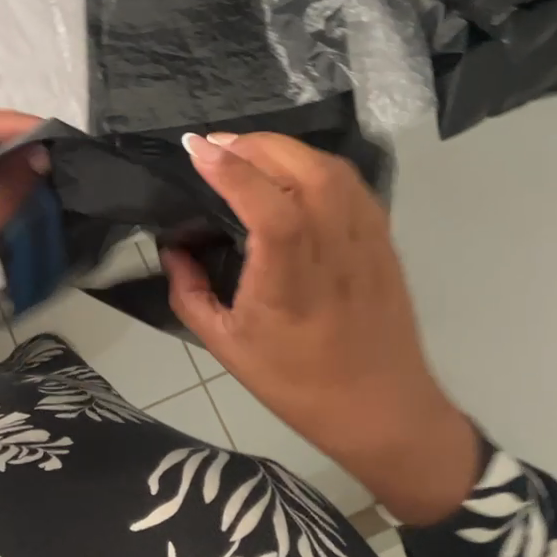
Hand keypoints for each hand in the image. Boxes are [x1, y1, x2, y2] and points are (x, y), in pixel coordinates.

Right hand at [166, 132, 478, 525]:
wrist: (384, 412)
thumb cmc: (297, 384)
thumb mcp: (226, 346)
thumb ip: (189, 293)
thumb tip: (171, 250)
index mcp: (292, 286)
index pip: (271, 210)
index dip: (233, 171)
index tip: (195, 148)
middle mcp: (334, 255)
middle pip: (305, 173)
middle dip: (252, 145)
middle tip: (212, 144)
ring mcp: (365, 244)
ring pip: (330, 170)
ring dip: (282, 147)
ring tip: (244, 148)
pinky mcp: (382, 240)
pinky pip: (350, 183)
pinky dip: (312, 161)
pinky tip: (287, 166)